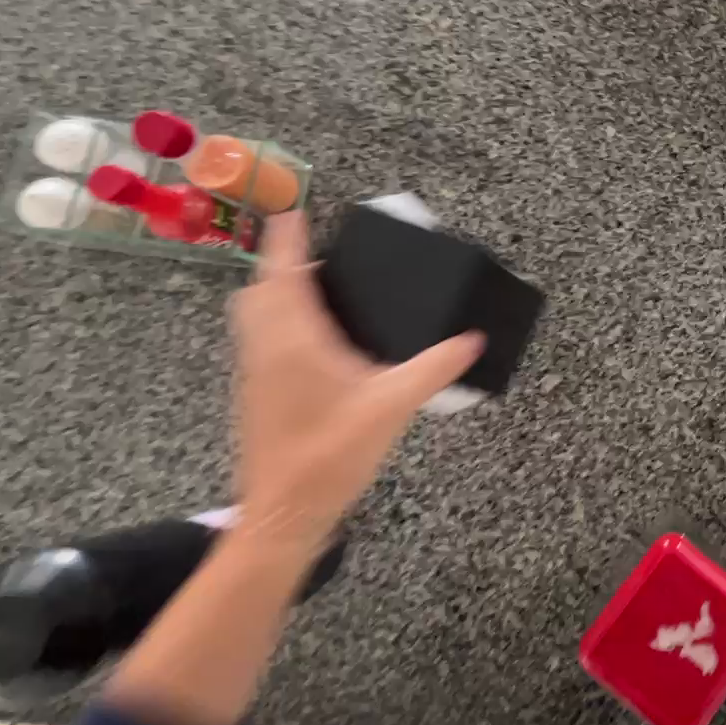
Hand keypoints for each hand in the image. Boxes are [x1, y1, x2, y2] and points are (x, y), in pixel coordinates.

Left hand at [227, 213, 484, 552]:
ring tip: (315, 290)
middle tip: (313, 256)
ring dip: (274, 294)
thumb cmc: (333, 453)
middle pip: (257, 291)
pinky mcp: (255, 395)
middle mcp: (267, 349)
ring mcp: (255, 374)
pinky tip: (313, 341)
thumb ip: (436, 368)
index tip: (293, 211)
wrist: (283, 513)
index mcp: (295, 341)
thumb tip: (472, 339)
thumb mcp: (395, 405)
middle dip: (279, 266)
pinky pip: (259, 340)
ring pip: (253, 317)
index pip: (283, 276)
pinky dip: (277, 322)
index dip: (287, 241)